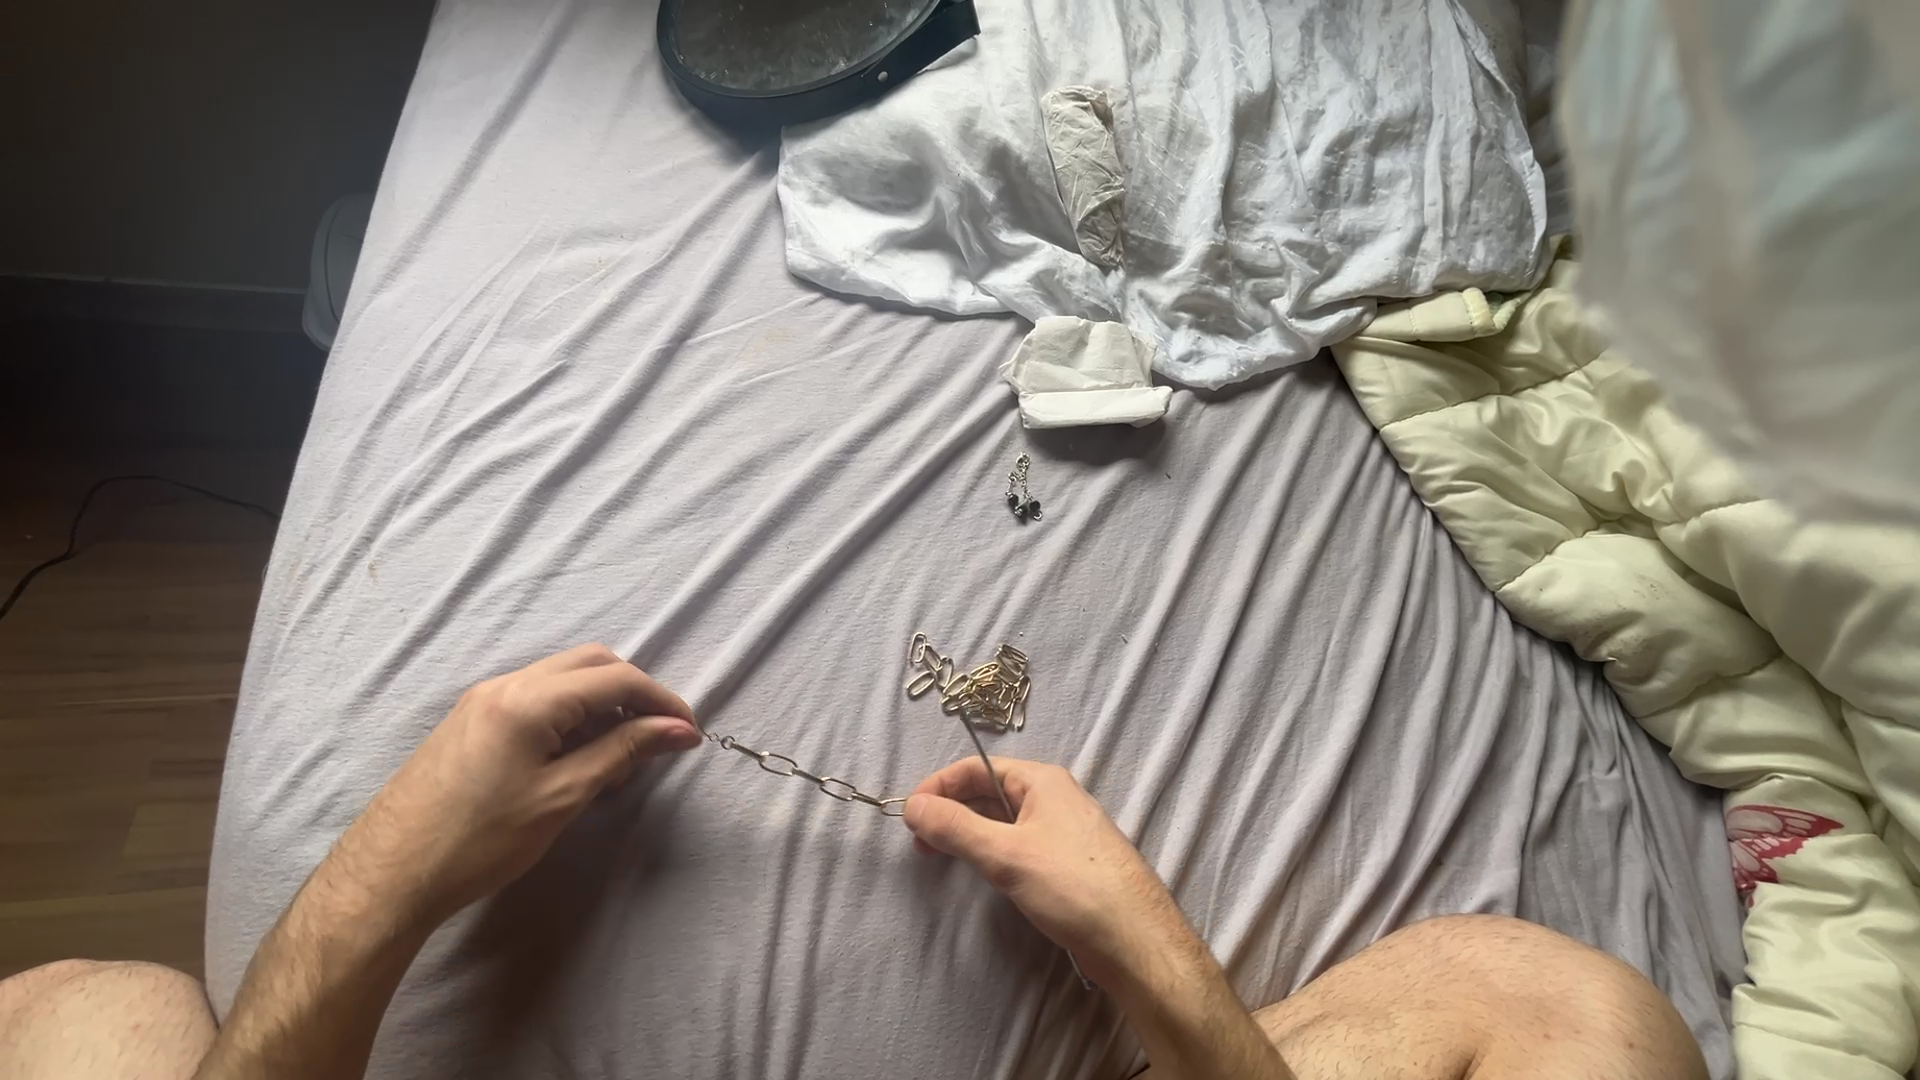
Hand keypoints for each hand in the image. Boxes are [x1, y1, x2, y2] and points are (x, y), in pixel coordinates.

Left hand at [332, 644, 702, 929]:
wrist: (383, 882)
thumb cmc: (479, 842)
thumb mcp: (563, 796)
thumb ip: (626, 751)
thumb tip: (680, 729)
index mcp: (530, 699)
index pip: (617, 680)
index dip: (663, 702)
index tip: (691, 733)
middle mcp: (506, 683)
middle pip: (594, 663)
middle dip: (635, 693)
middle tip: (657, 736)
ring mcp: (485, 698)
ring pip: (566, 678)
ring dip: (604, 704)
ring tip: (620, 756)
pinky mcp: (473, 718)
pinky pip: (540, 697)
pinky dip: (574, 715)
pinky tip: (579, 757)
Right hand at [902, 757, 1191, 982]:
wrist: (1136, 941)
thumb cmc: (1071, 885)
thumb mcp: (1006, 853)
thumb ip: (956, 828)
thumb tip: (911, 805)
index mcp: (1042, 779)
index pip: (977, 768)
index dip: (940, 786)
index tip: (909, 812)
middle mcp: (1053, 796)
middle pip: (989, 791)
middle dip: (952, 809)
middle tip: (918, 839)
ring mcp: (1062, 829)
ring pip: (1003, 819)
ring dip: (969, 831)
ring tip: (938, 854)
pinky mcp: (1066, 862)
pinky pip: (1018, 842)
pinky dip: (991, 849)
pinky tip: (979, 868)